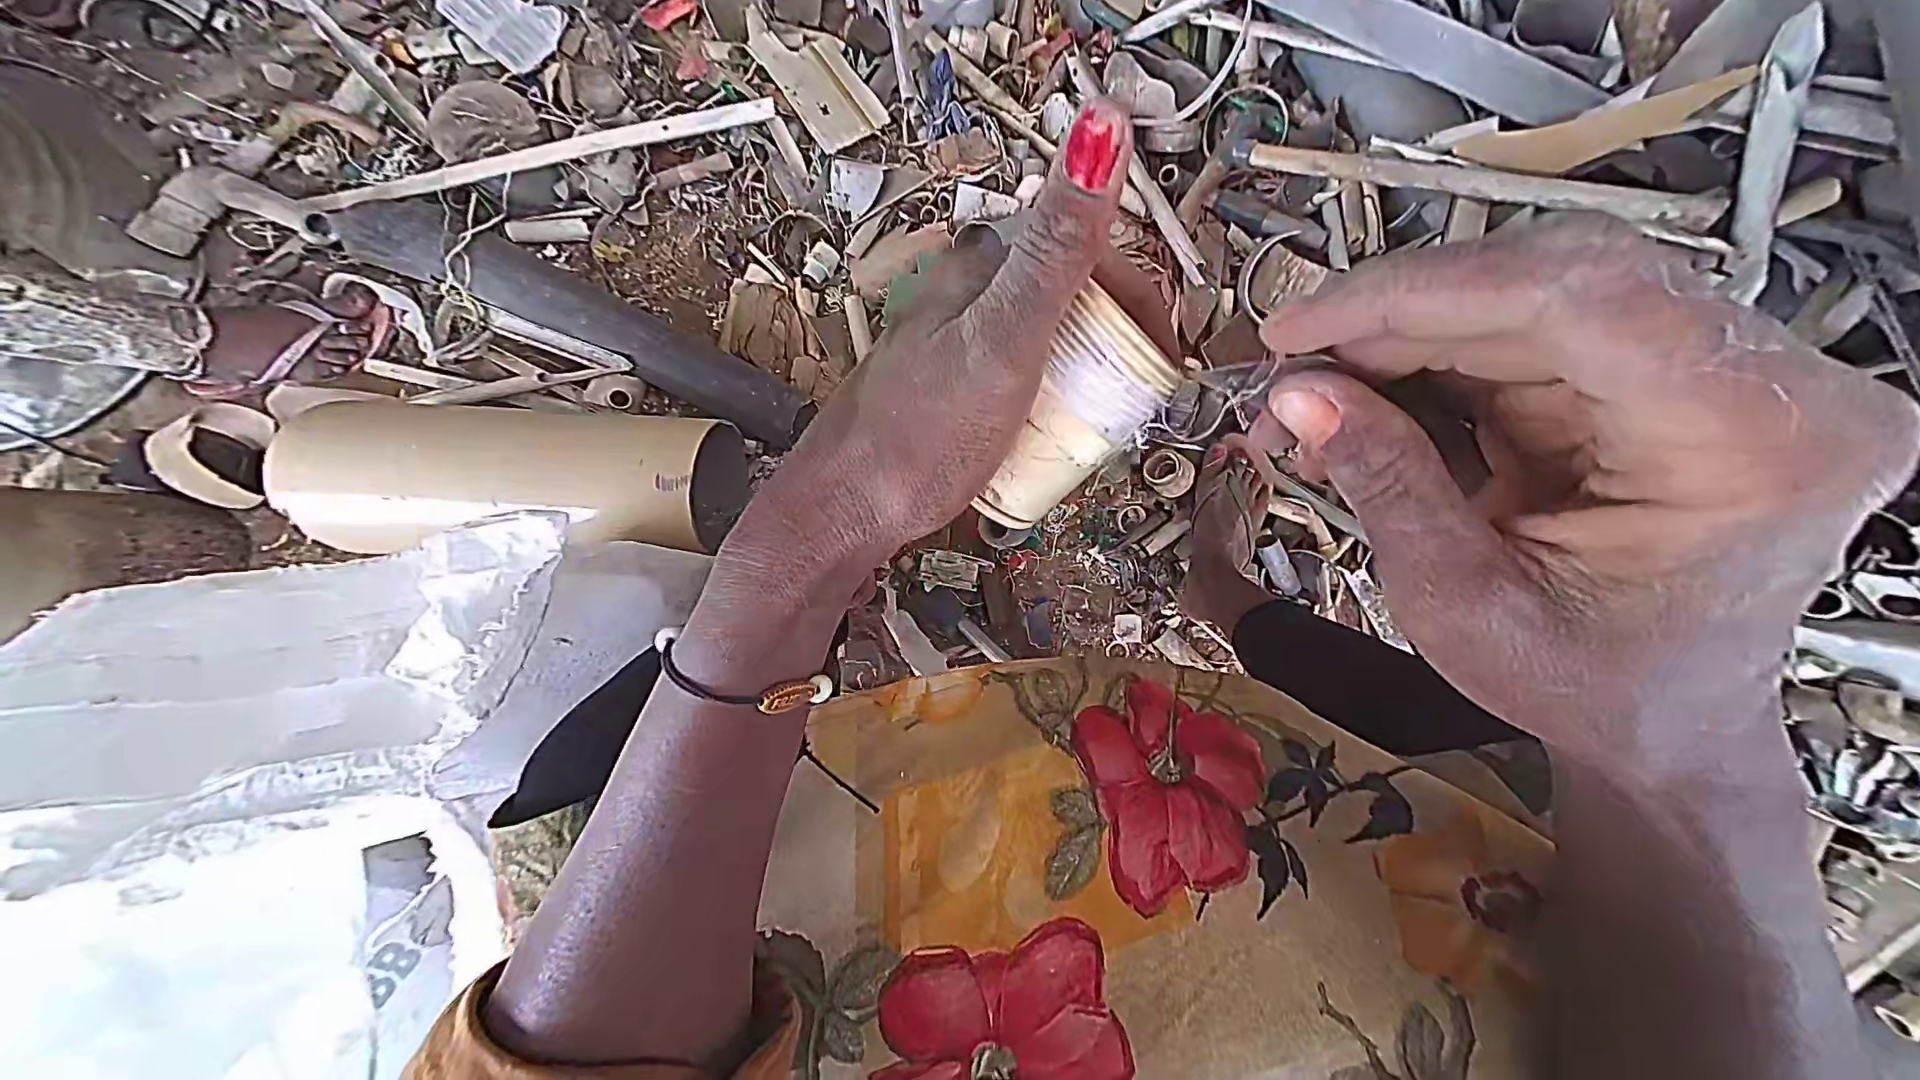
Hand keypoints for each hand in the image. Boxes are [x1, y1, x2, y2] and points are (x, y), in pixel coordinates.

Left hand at [720, 99, 1178, 589]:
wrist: (852, 507)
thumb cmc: (921, 435)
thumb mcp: (1004, 340)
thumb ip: (1056, 251)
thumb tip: (1099, 131)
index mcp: (981, 268)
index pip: (1089, 253)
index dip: (1141, 303)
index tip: (1163, 357)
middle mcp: (966, 294)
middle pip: (1069, 296)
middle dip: (1116, 340)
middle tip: (1133, 393)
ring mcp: (957, 341)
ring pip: (1046, 338)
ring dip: (1086, 371)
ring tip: (1100, 416)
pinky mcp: (952, 385)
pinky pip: (1021, 376)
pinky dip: (1050, 397)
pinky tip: (1048, 428)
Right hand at [1259, 215, 1919, 767]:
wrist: (1645, 721)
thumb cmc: (1580, 683)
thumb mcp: (1459, 596)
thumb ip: (1383, 483)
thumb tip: (1299, 397)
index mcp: (1750, 443)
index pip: (1579, 299)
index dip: (1415, 295)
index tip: (1299, 328)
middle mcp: (1739, 386)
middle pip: (1541, 285)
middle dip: (1387, 319)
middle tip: (1289, 365)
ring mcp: (1684, 379)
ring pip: (1507, 306)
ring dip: (1384, 347)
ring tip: (1304, 402)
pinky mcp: (1623, 389)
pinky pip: (1497, 347)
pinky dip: (1405, 373)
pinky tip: (1350, 410)